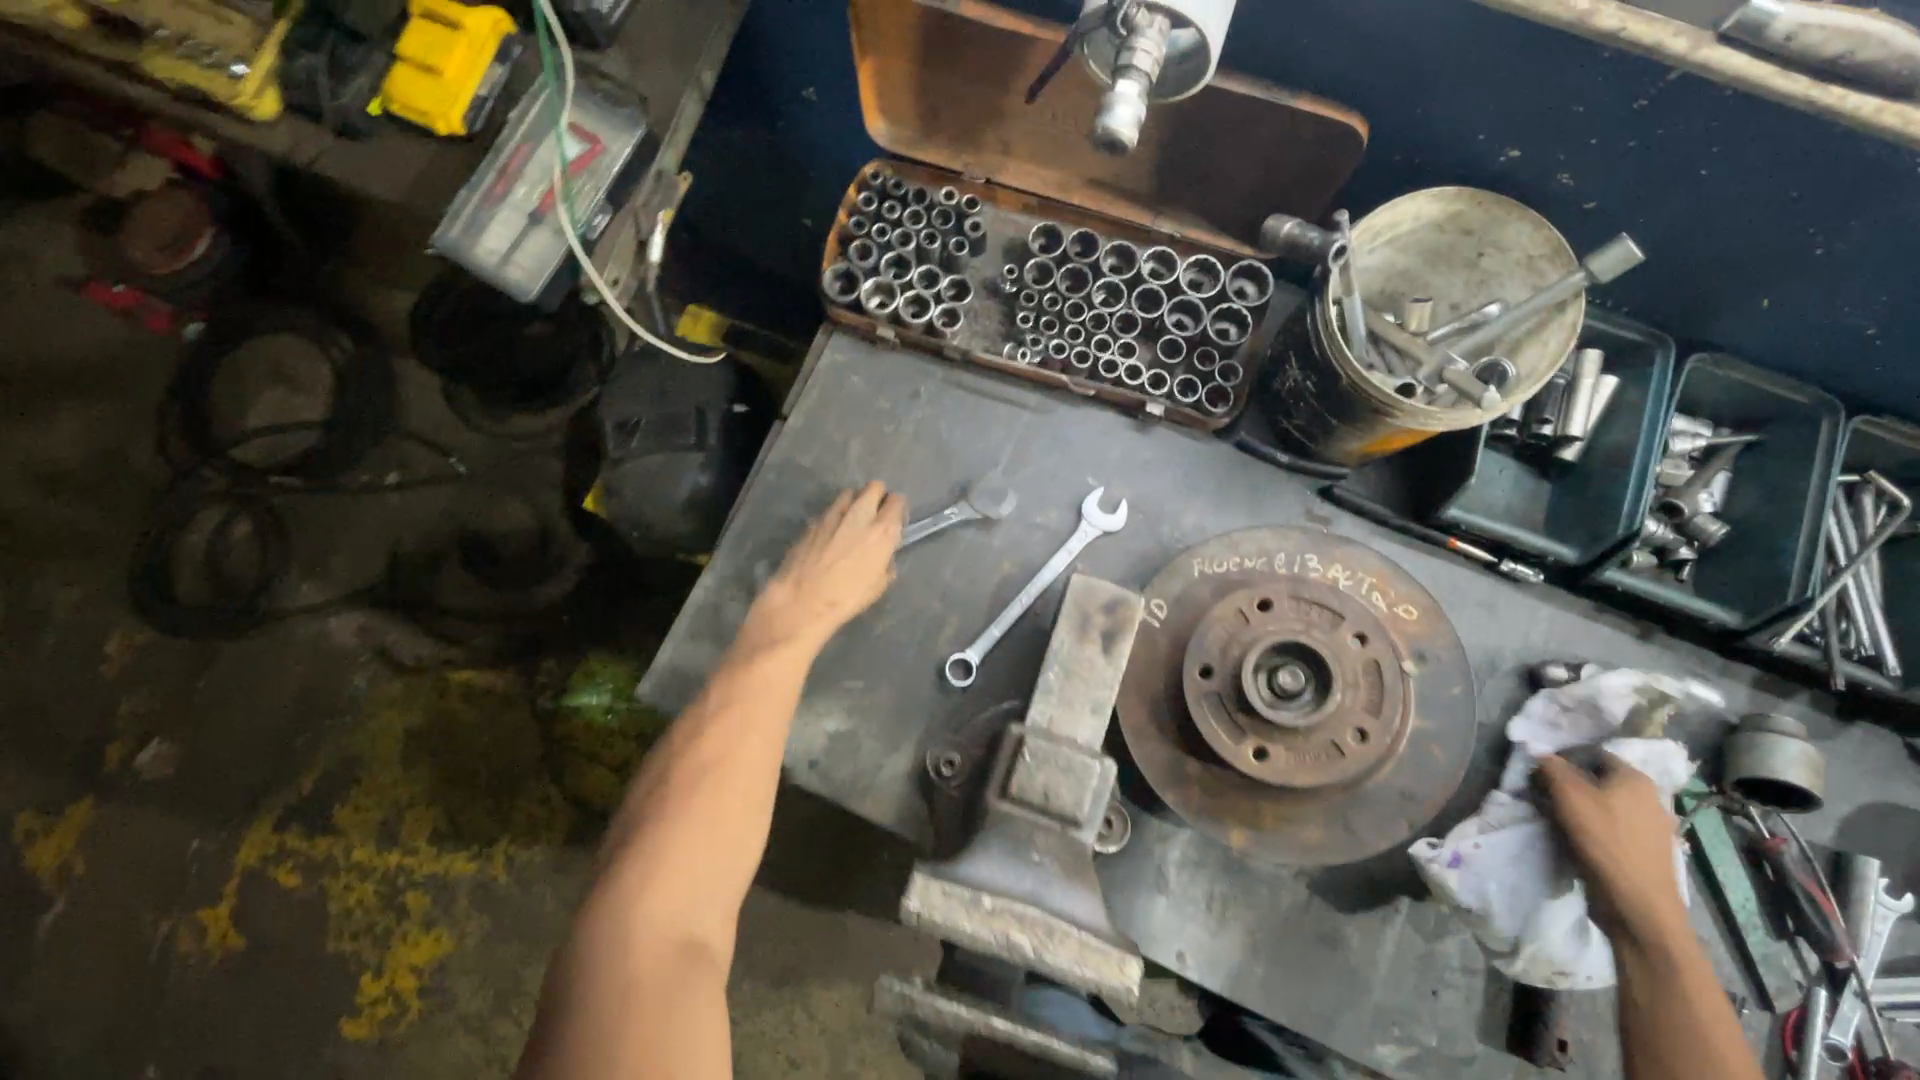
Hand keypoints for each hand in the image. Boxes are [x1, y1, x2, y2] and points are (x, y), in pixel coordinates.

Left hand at [741, 482, 905, 652]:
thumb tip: (883, 552)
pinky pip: (831, 509)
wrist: (802, 600)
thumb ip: (886, 560)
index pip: (897, 500)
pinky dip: (836, 516)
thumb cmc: (847, 598)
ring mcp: (834, 514)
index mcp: (882, 531)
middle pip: (875, 486)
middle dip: (878, 497)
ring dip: (855, 503)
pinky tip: (831, 536)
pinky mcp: (813, 520)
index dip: (897, 509)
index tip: (894, 521)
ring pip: (850, 493)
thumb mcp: (879, 585)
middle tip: (875, 516)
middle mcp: (860, 514)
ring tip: (851, 523)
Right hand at [1535, 753, 1687, 945]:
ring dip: (1582, 810)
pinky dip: (1596, 830)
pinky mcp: (1648, 851)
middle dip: (1570, 786)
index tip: (1540, 774)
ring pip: (1607, 806)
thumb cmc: (1604, 841)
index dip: (1563, 759)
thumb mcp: (1568, 796)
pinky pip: (1615, 829)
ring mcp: (1654, 826)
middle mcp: (1651, 797)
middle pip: (1599, 781)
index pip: (1593, 754)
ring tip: (1558, 821)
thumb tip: (1539, 752)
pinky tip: (1580, 841)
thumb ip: (1551, 767)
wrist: (1638, 903)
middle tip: (1544, 798)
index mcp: (1636, 778)